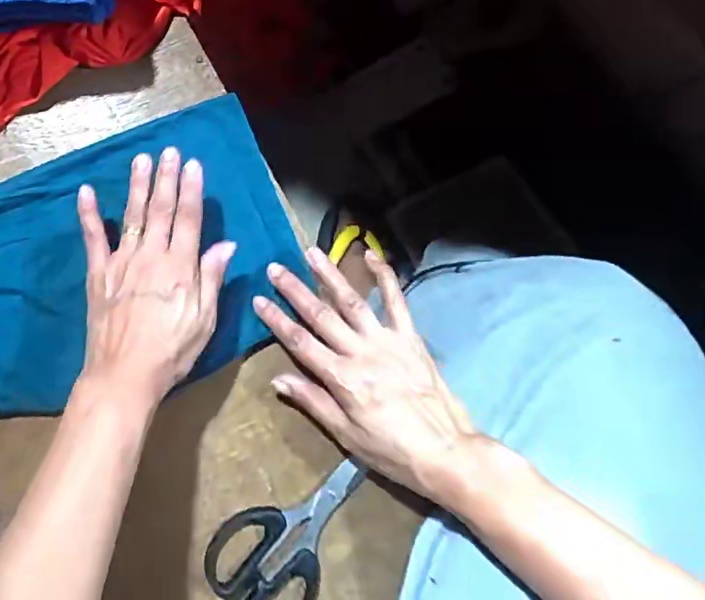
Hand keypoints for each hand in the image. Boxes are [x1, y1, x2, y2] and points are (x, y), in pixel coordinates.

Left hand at [76, 149, 235, 408]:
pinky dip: (88, 214)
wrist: (124, 376)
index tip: (193, 164)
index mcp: (180, 266)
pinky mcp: (98, 273)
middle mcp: (151, 255)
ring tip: (141, 160)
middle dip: (166, 178)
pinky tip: (84, 191)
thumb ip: (212, 278)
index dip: (192, 190)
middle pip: (161, 209)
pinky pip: (93, 238)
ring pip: (132, 215)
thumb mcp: (204, 320)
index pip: (188, 218)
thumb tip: (227, 244)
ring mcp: (122, 262)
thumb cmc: (171, 351)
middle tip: (169, 152)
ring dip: (137, 186)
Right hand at [254, 246, 484, 502]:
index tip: (259, 299)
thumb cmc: (392, 451)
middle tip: (275, 267)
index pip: (300, 342)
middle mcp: (359, 352)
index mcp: (341, 378)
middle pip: (320, 315)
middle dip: (295, 290)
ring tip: (311, 252)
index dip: (277, 320)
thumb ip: (313, 402)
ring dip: (330, 274)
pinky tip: (371, 256)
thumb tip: (278, 379)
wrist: (446, 452)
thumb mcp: (347, 436)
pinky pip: (396, 301)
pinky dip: (384, 276)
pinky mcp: (409, 336)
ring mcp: (386, 340)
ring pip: (351, 301)